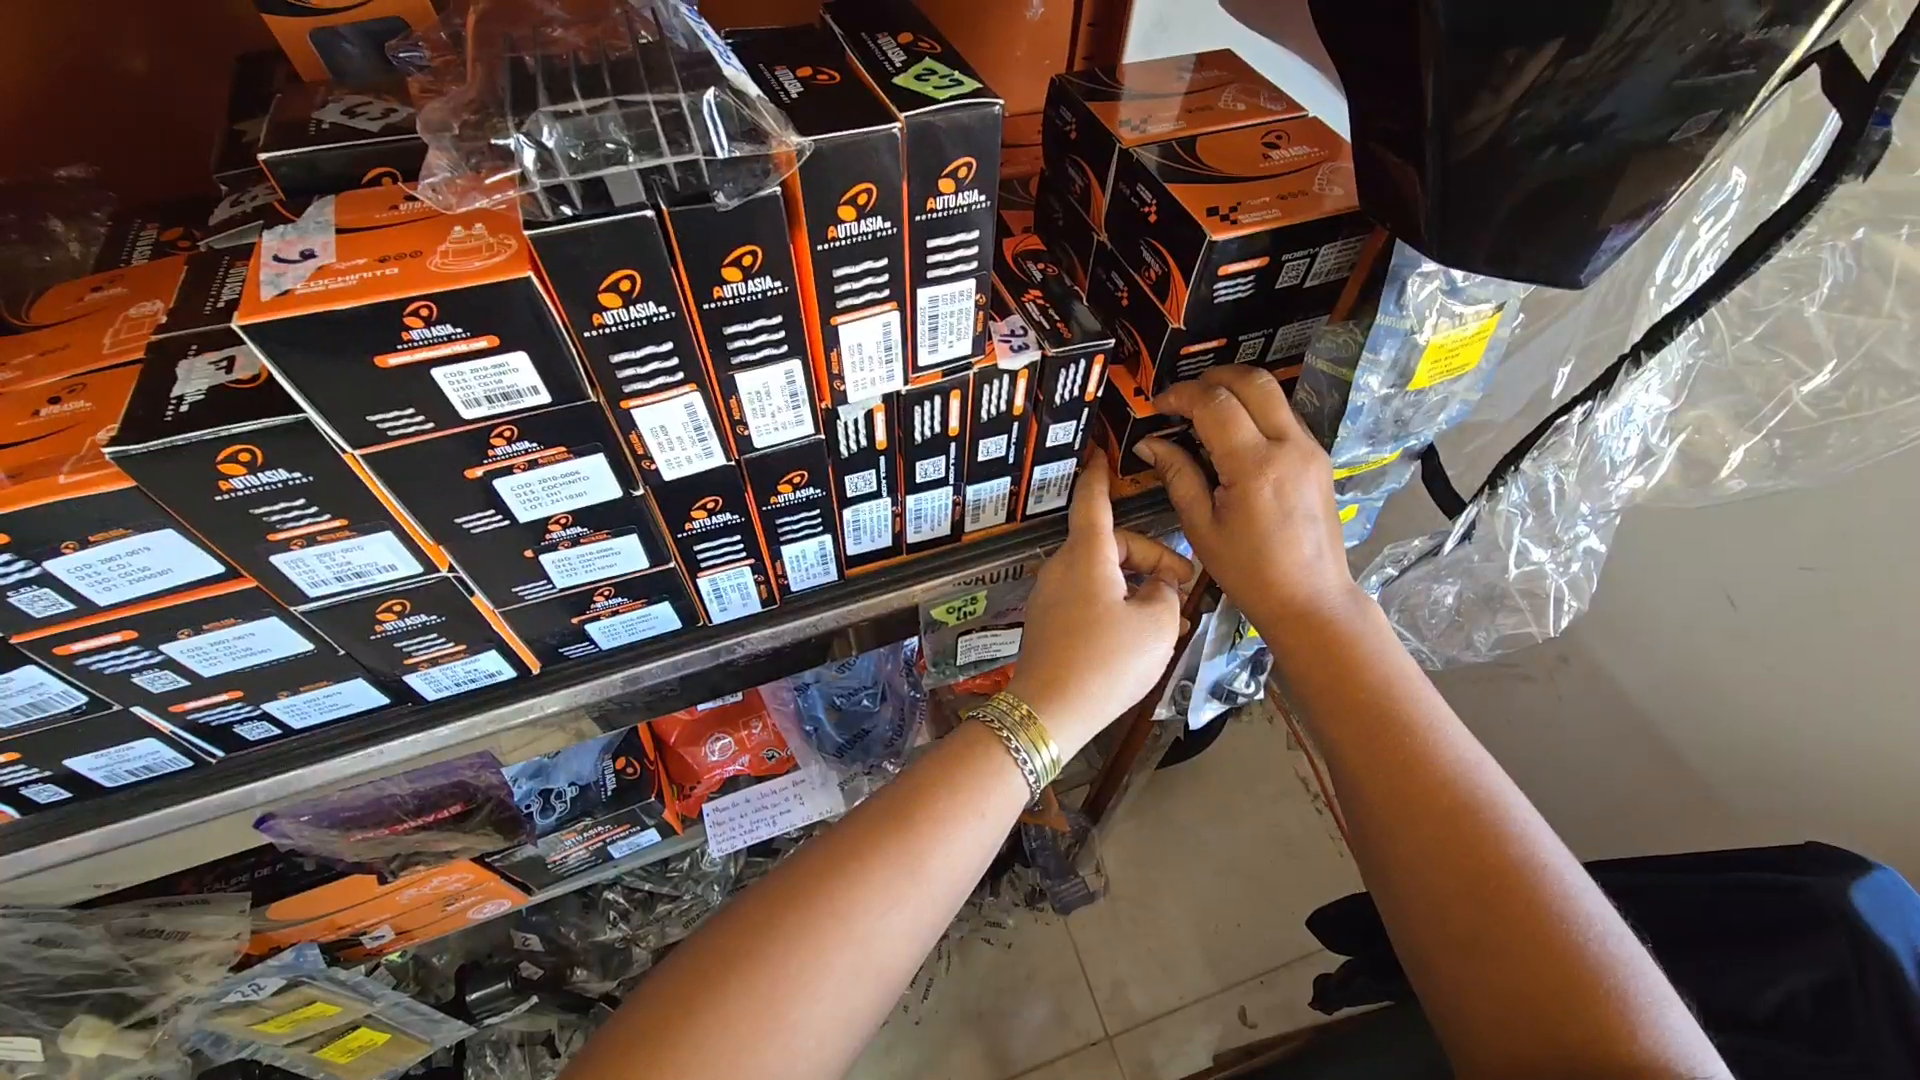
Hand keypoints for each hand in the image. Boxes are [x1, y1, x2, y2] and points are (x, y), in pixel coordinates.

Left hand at [1008, 452, 1192, 755]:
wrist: (1050, 712)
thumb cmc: (1107, 661)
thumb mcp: (1157, 625)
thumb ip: (1165, 595)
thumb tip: (1158, 589)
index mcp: (1086, 556)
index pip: (1093, 502)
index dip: (1101, 477)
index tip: (1101, 454)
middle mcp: (1062, 568)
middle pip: (1111, 545)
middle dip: (1151, 559)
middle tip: (1183, 589)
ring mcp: (1051, 597)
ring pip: (1103, 576)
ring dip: (1138, 589)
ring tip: (1172, 621)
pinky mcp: (1050, 624)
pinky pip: (1089, 600)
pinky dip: (1117, 607)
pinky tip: (1143, 638)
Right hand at [1137, 366, 1358, 633]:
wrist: (1310, 599)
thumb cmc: (1248, 572)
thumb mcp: (1201, 528)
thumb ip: (1178, 476)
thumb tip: (1151, 443)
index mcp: (1255, 466)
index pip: (1215, 403)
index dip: (1181, 395)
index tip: (1158, 406)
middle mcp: (1289, 446)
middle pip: (1253, 380)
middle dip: (1213, 377)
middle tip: (1183, 397)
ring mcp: (1310, 449)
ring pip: (1274, 393)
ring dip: (1237, 391)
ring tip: (1205, 413)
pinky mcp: (1319, 458)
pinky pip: (1285, 416)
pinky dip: (1256, 411)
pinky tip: (1234, 436)